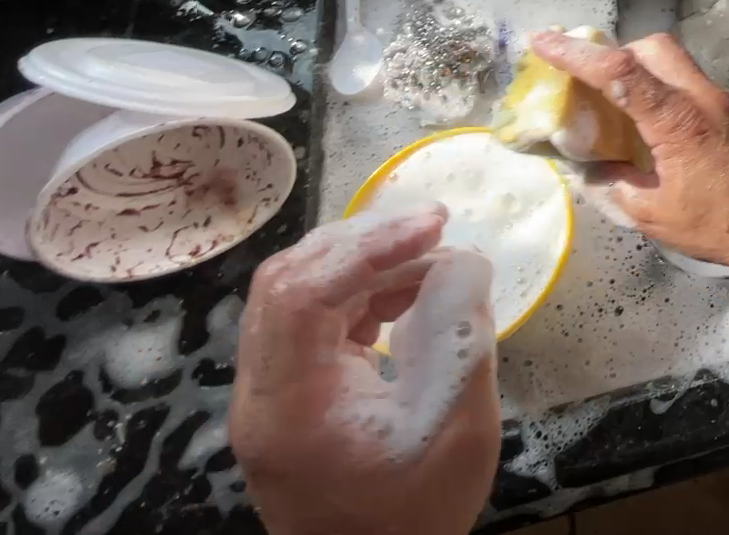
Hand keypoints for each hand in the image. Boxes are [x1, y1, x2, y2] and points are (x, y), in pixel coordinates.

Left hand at [231, 204, 500, 534]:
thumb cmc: (418, 513)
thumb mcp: (460, 427)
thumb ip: (462, 338)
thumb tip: (464, 263)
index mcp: (292, 408)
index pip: (301, 297)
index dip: (368, 247)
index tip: (436, 227)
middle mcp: (264, 394)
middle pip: (286, 283)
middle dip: (364, 239)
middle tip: (435, 223)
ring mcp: (274, 393)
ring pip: (298, 292)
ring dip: (367, 259)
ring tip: (434, 250)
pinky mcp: (294, 392)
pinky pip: (316, 317)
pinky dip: (366, 287)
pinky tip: (414, 287)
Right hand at [530, 31, 728, 274]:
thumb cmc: (725, 226)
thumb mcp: (654, 215)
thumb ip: (613, 186)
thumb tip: (590, 168)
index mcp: (679, 121)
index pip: (620, 71)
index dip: (577, 54)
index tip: (544, 41)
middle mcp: (705, 98)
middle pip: (654, 48)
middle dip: (616, 53)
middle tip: (591, 80)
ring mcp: (728, 100)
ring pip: (678, 63)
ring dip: (645, 72)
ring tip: (622, 108)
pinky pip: (696, 85)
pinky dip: (669, 91)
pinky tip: (660, 129)